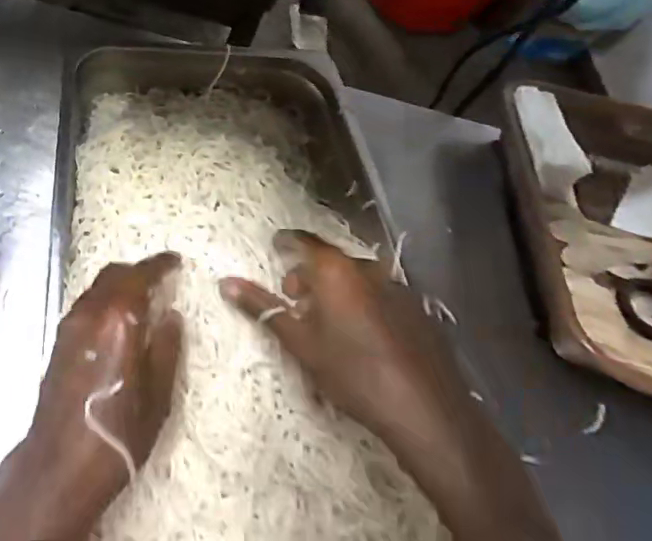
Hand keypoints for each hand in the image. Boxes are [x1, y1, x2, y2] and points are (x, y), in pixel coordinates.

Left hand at [0, 252, 182, 540]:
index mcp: (119, 320)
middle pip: (115, 273)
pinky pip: (87, 303)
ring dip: (121, 283)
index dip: (160, 265)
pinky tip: (118, 319)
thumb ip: (166, 348)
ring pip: (98, 286)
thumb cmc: (118, 433)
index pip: (141, 275)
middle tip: (161, 279)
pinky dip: (105, 299)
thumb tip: (171, 314)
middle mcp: (92, 311)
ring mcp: (71, 322)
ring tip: (142, 298)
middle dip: (139, 271)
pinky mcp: (60, 337)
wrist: (61, 462)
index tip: (176, 261)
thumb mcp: (158, 396)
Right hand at [222, 230, 558, 540]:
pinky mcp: (419, 310)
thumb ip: (262, 307)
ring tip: (329, 326)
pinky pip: (380, 295)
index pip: (302, 239)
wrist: (426, 412)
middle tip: (297, 304)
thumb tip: (225, 282)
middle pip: (329, 260)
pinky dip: (364, 305)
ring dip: (338, 291)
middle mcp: (366, 267)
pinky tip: (364, 340)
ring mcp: (397, 287)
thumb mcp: (299, 342)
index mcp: (334, 268)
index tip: (275, 250)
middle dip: (310, 276)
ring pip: (355, 278)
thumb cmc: (352, 372)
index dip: (285, 243)